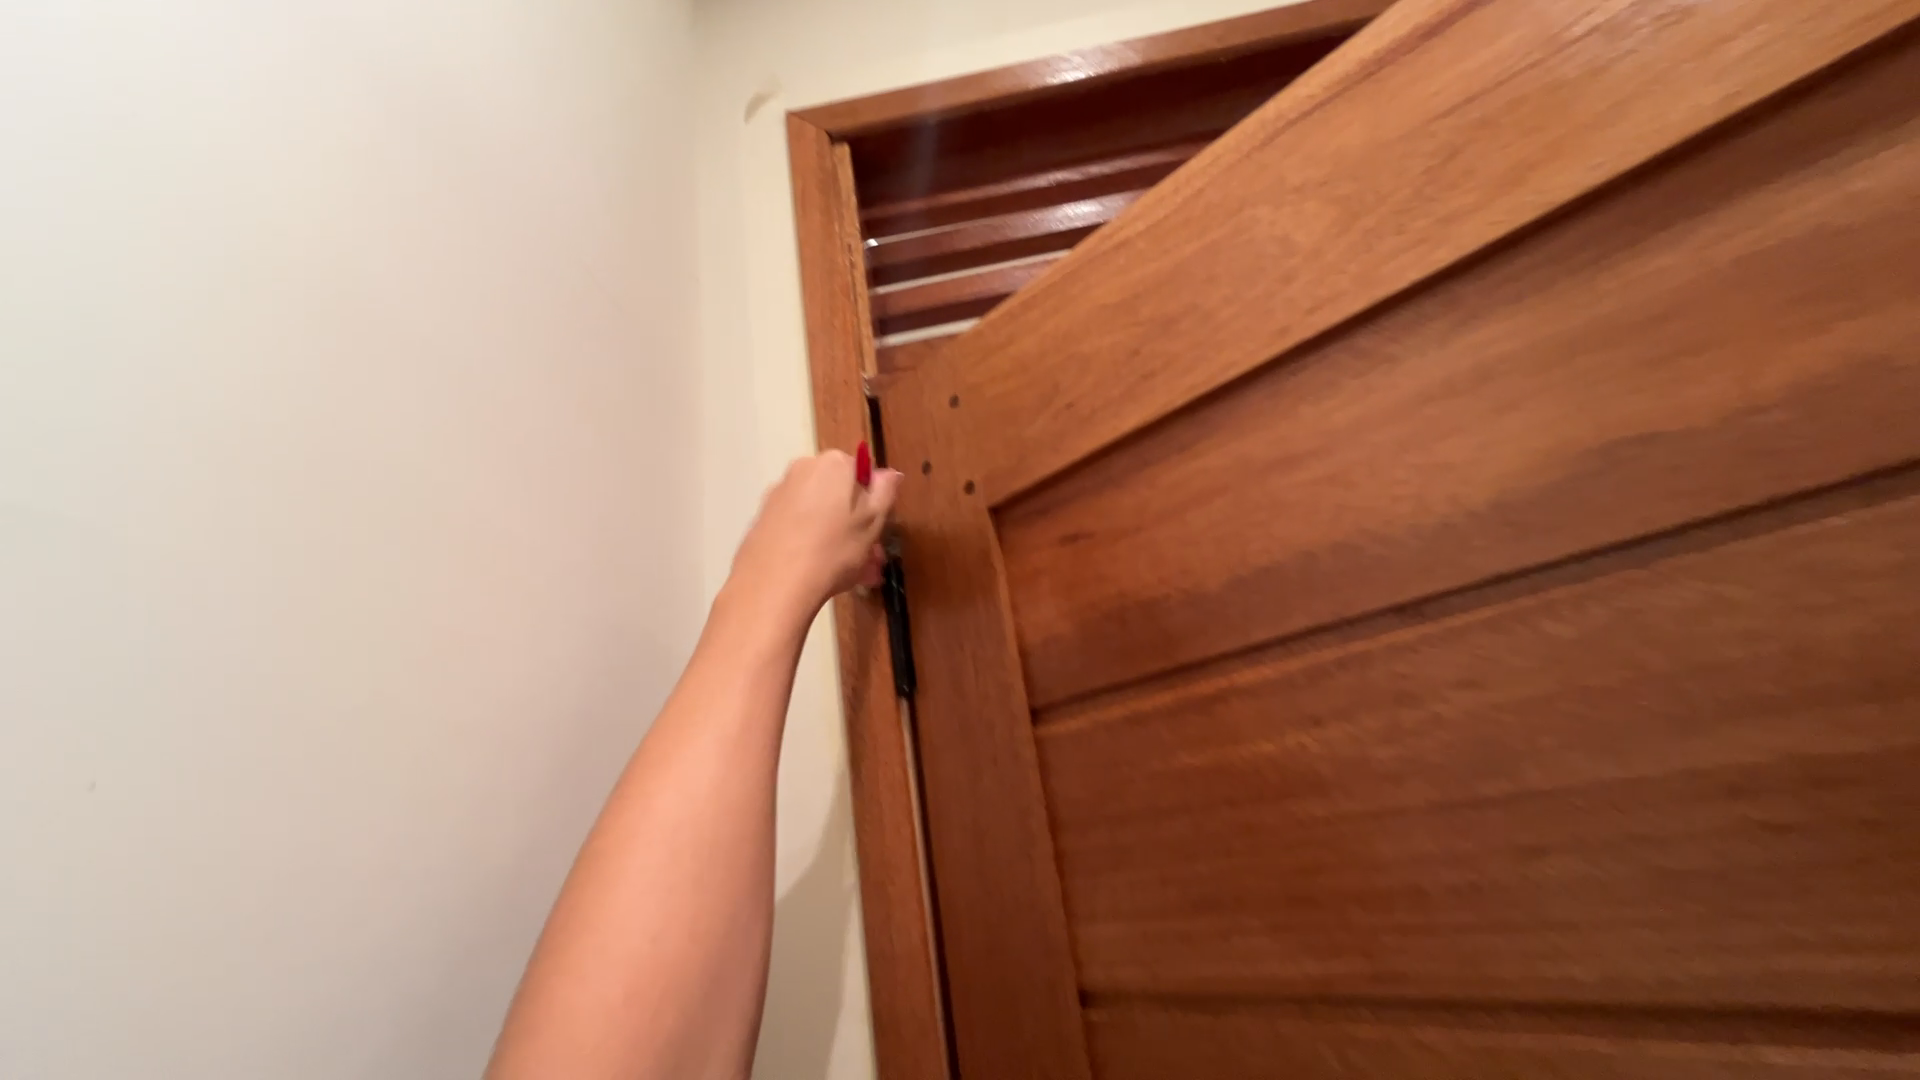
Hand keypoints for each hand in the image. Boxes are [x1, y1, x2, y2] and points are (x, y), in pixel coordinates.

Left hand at [728, 450, 902, 619]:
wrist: (774, 583)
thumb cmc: (835, 549)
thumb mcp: (873, 522)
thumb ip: (885, 491)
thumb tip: (889, 473)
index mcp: (834, 463)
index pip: (864, 474)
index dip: (874, 503)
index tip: (877, 531)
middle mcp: (803, 468)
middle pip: (839, 493)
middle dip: (855, 524)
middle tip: (868, 560)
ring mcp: (779, 493)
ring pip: (819, 512)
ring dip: (836, 536)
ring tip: (847, 573)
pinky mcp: (763, 517)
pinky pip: (798, 525)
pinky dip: (810, 541)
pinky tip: (817, 571)